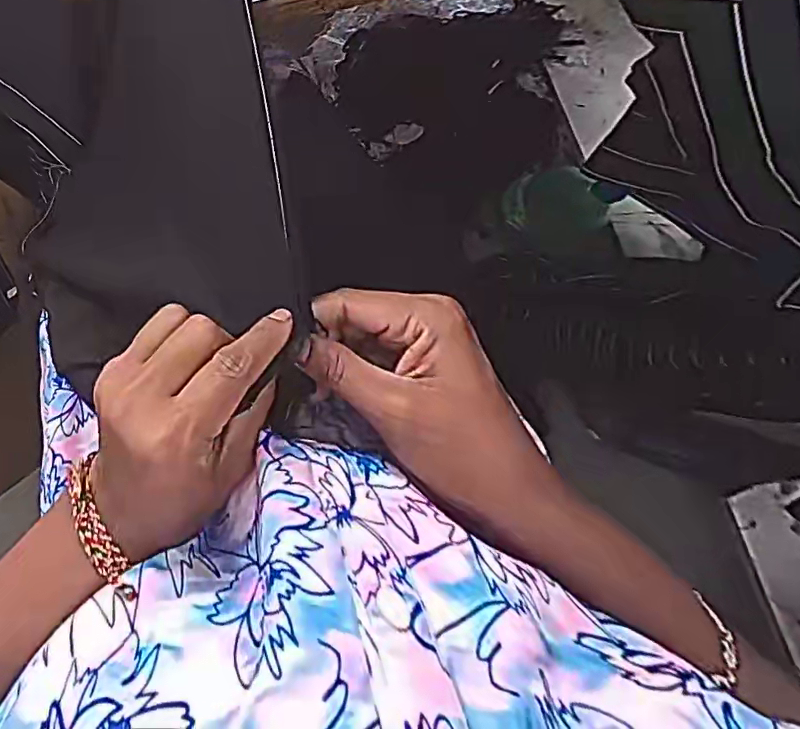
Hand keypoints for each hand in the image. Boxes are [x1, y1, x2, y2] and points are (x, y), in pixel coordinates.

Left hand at [89, 304, 284, 559]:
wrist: (117, 511)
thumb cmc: (178, 500)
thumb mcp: (230, 471)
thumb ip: (253, 413)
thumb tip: (271, 366)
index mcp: (179, 431)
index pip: (229, 367)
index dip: (262, 339)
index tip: (282, 322)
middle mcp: (144, 399)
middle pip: (204, 331)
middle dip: (230, 343)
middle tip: (233, 372)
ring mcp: (121, 380)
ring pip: (179, 319)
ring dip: (201, 336)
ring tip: (203, 367)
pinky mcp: (110, 369)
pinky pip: (154, 325)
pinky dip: (176, 336)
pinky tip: (179, 363)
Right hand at [302, 289, 566, 548]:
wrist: (510, 497)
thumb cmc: (470, 457)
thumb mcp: (392, 410)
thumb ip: (339, 369)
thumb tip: (297, 344)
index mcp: (429, 315)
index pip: (349, 301)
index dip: (314, 326)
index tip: (288, 354)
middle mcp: (430, 316)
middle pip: (353, 316)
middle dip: (327, 347)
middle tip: (309, 383)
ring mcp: (428, 338)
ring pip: (361, 337)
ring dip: (340, 363)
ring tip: (328, 394)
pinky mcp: (424, 359)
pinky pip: (376, 354)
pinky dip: (357, 374)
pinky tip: (347, 397)